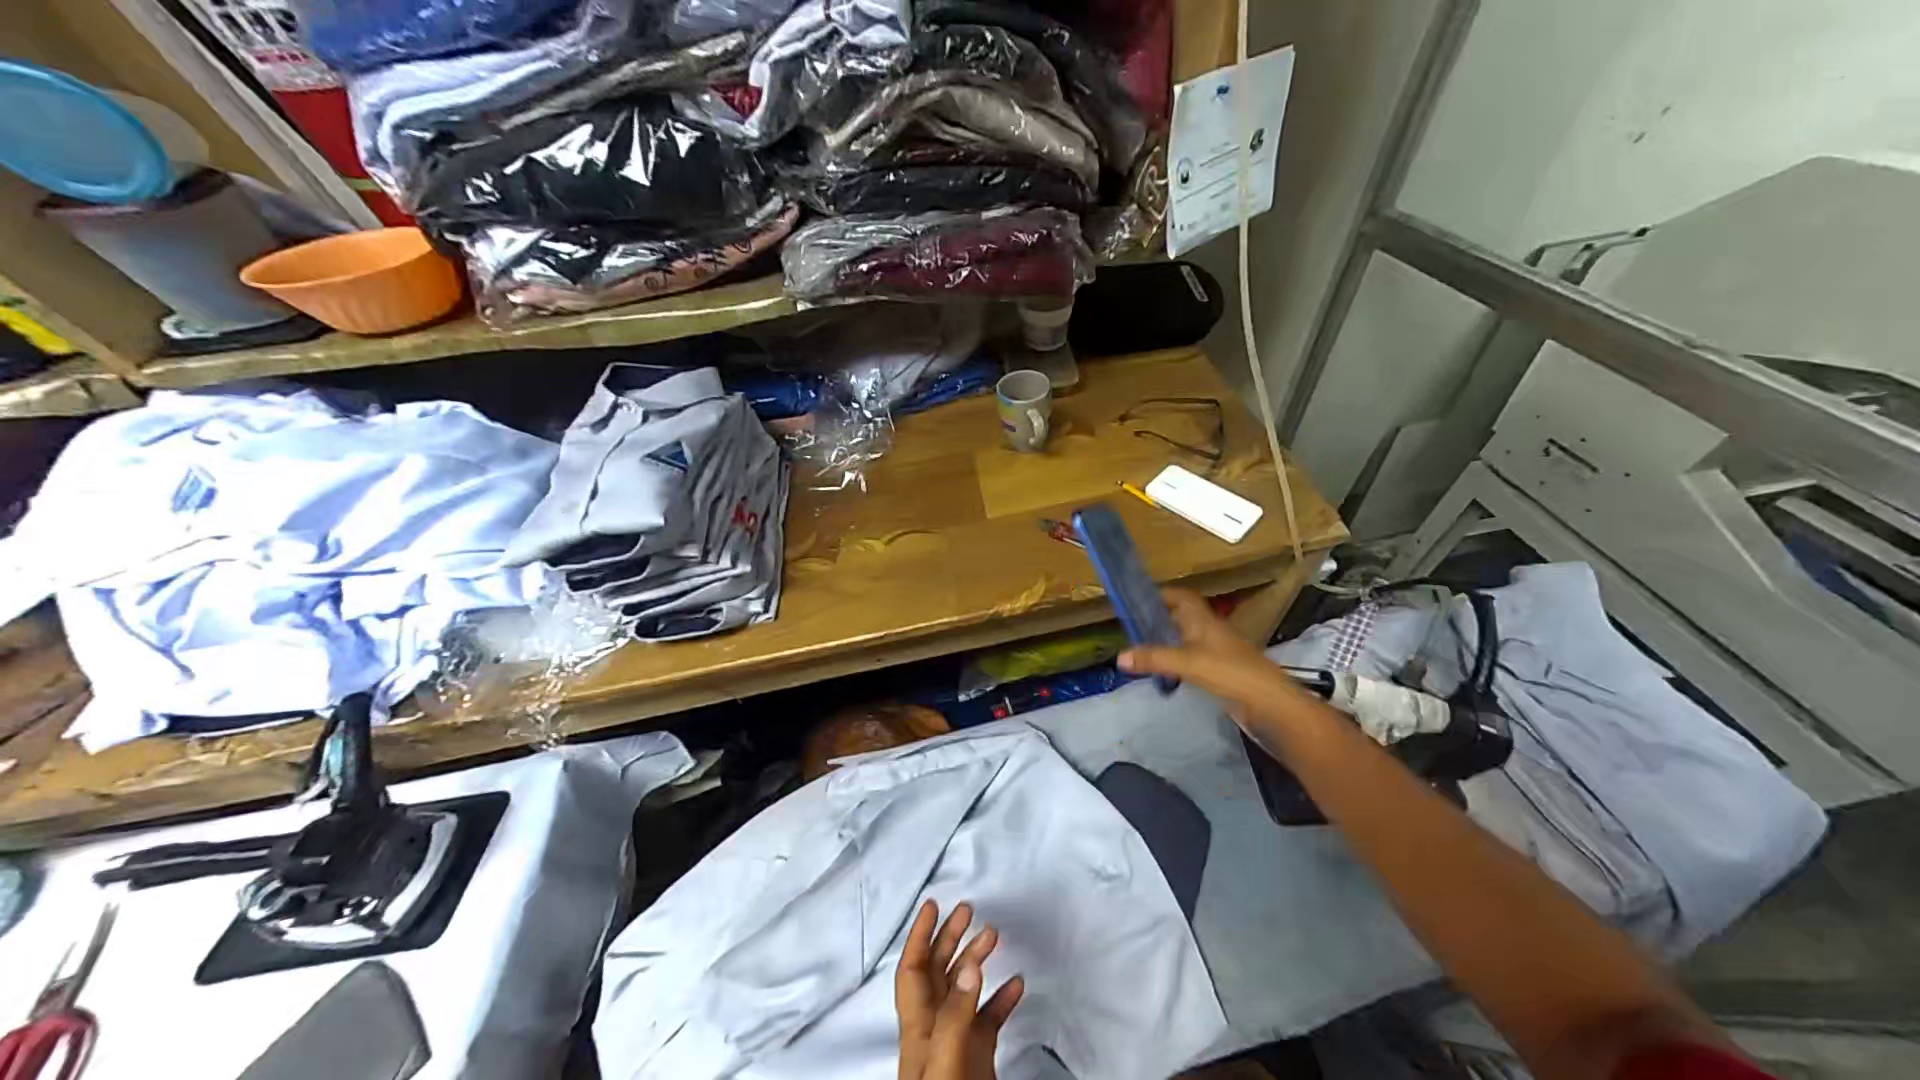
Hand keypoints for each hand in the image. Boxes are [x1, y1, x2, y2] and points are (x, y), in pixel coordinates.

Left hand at [896, 900, 1024, 1079]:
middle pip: (938, 971)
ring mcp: (956, 1041)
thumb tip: (971, 966)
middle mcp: (935, 1026)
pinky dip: (1001, 997)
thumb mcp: (944, 1059)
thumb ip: (956, 1014)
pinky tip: (1016, 983)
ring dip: (977, 959)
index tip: (932, 904)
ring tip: (995, 935)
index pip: (913, 968)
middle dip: (950, 936)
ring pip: (964, 989)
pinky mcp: (977, 1056)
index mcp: (918, 1024)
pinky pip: (988, 1017)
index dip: (920, 934)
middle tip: (968, 910)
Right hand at [1117, 588, 1313, 729]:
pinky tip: (1163, 672)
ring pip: (1186, 640)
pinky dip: (1175, 662)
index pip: (1182, 596)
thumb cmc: (1230, 672)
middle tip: (1132, 626)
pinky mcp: (1219, 673)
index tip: (1138, 599)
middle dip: (1159, 618)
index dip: (1162, 594)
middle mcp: (1210, 632)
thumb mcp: (1187, 662)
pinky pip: (1192, 660)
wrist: (1269, 704)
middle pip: (1182, 618)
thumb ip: (1154, 658)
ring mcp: (1216, 653)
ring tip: (1141, 649)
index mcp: (1204, 620)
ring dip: (1167, 642)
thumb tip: (1119, 656)